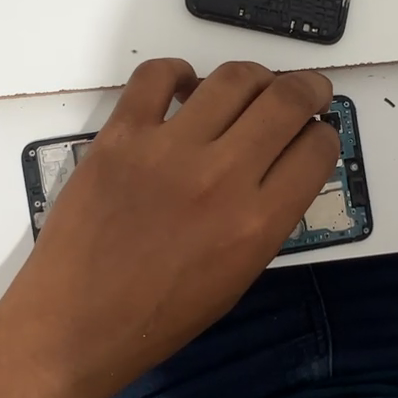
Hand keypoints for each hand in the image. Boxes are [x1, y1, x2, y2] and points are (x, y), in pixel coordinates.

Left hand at [0, 59, 338, 397]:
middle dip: (309, 89)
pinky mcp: (120, 136)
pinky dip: (179, 72)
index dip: (325, 134)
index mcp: (258, 224)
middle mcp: (222, 177)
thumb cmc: (159, 317)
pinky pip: (157, 76)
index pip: (317, 150)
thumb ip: (267, 216)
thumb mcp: (237, 276)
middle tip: (307, 92)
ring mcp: (167, 150)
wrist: (73, 326)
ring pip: (233, 79)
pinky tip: (185, 88)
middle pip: (285, 101)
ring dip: (256, 77)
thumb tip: (282, 165)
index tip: (316, 133)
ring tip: (253, 88)